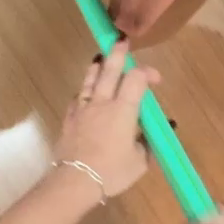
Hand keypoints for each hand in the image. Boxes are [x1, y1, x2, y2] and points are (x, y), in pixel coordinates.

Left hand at [52, 41, 159, 201]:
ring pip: (90, 80)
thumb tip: (151, 134)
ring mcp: (82, 109)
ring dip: (97, 67)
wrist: (74, 181)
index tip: (155, 79)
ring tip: (100, 59)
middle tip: (121, 42)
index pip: (136, 79)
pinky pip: (77, 98)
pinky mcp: (68, 118)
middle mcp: (102, 102)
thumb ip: (146, 144)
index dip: (147, 73)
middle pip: (110, 70)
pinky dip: (84, 92)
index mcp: (123, 110)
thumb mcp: (139, 162)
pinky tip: (85, 94)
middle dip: (117, 54)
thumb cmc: (112, 172)